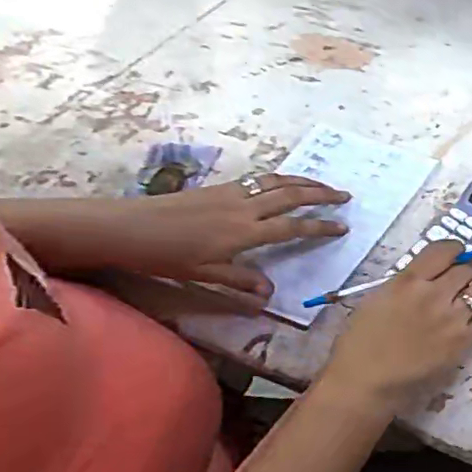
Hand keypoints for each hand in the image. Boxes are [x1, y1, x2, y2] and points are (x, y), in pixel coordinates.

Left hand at [88, 175, 348, 306]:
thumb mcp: (204, 274)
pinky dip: (280, 178)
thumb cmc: (164, 255)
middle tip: (345, 195)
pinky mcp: (220, 188)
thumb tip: (269, 293)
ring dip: (304, 181)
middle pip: (292, 195)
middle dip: (321, 194)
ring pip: (277, 181)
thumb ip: (240, 280)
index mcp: (244, 232)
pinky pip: (259, 179)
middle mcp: (244, 208)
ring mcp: (232, 193)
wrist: (126, 227)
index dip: (320, 226)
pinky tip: (283, 183)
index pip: (293, 227)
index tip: (342, 227)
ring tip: (322, 184)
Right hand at [318, 241, 471, 410]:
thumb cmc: (360, 341)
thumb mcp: (378, 297)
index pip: (444, 250)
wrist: (365, 381)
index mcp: (409, 281)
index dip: (455, 248)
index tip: (457, 252)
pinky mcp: (462, 342)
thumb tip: (429, 276)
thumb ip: (406, 282)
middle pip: (469, 268)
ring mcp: (452, 319)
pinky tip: (471, 319)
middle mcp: (434, 295)